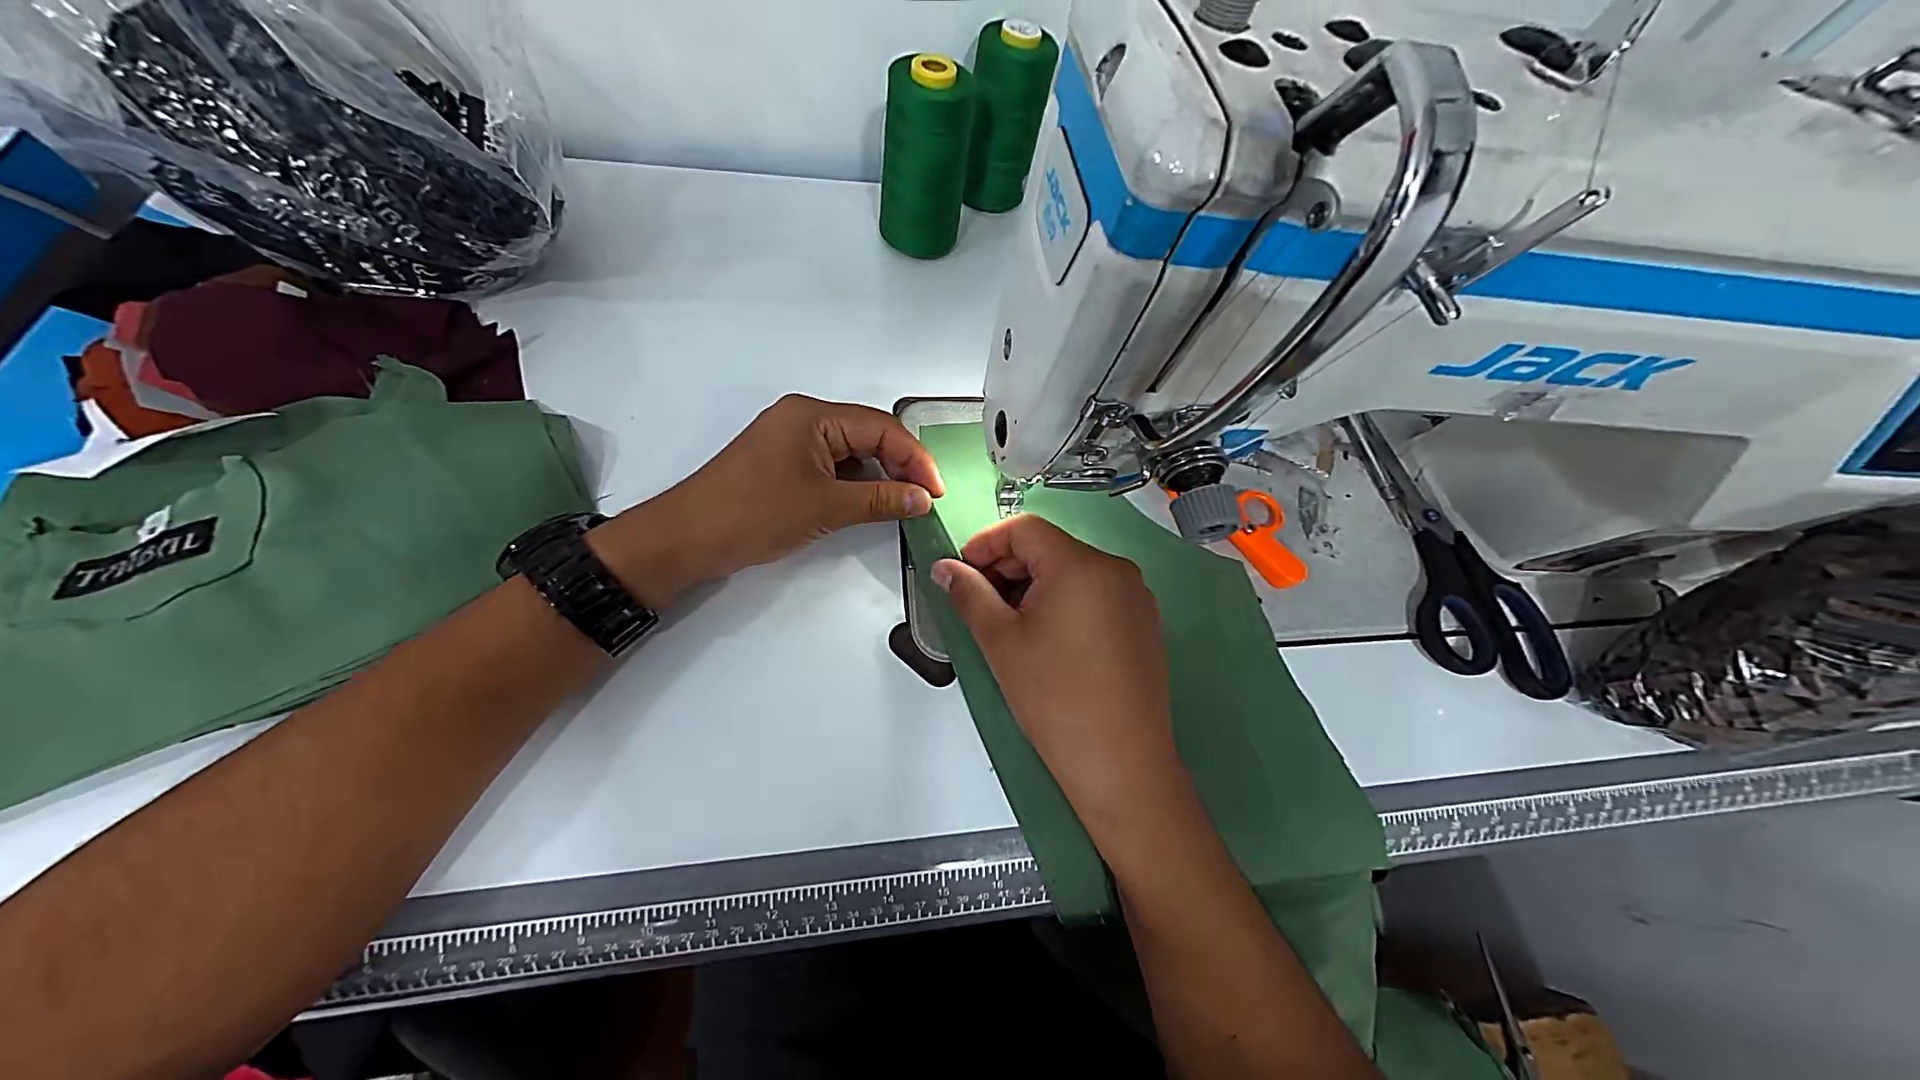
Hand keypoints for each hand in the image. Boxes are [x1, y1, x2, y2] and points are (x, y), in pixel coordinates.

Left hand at [590, 395, 943, 606]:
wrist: (687, 538)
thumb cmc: (752, 513)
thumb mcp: (825, 507)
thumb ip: (880, 500)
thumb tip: (923, 499)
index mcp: (812, 414)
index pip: (881, 428)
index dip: (915, 458)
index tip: (936, 490)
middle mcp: (803, 417)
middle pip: (868, 434)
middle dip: (899, 465)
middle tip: (924, 498)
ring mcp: (790, 439)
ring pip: (851, 451)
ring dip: (878, 475)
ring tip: (902, 503)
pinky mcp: (782, 462)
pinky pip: (831, 465)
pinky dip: (854, 483)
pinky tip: (869, 503)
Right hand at [931, 515, 1188, 841]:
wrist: (1121, 763)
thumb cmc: (1060, 702)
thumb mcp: (1001, 642)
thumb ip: (969, 594)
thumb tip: (947, 569)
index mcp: (1082, 565)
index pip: (1024, 528)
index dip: (985, 544)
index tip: (962, 570)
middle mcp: (1116, 571)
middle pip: (1049, 548)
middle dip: (1007, 569)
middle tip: (977, 602)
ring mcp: (1135, 598)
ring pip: (1071, 573)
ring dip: (1032, 588)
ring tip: (1008, 627)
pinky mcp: (1142, 623)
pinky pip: (1094, 595)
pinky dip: (1062, 604)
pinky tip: (1043, 640)